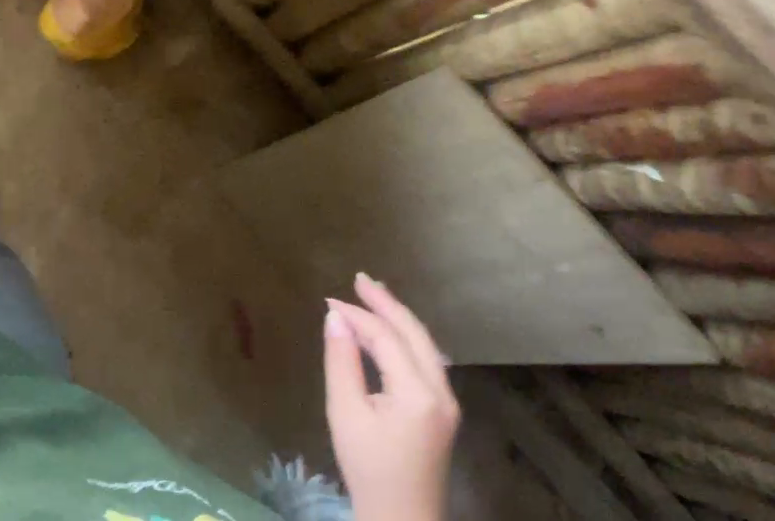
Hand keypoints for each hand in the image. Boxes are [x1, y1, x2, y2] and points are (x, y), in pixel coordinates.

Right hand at [323, 274, 459, 520]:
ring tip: (374, 295)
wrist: (401, 519)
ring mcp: (447, 403)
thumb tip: (336, 317)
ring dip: (399, 318)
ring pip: (425, 346)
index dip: (357, 315)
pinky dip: (406, 338)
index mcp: (418, 392)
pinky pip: (427, 361)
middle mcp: (441, 392)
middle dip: (387, 304)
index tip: (327, 301)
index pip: (386, 338)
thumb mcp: (345, 413)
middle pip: (415, 334)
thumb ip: (341, 361)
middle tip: (359, 278)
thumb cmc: (368, 468)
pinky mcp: (443, 412)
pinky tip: (391, 332)